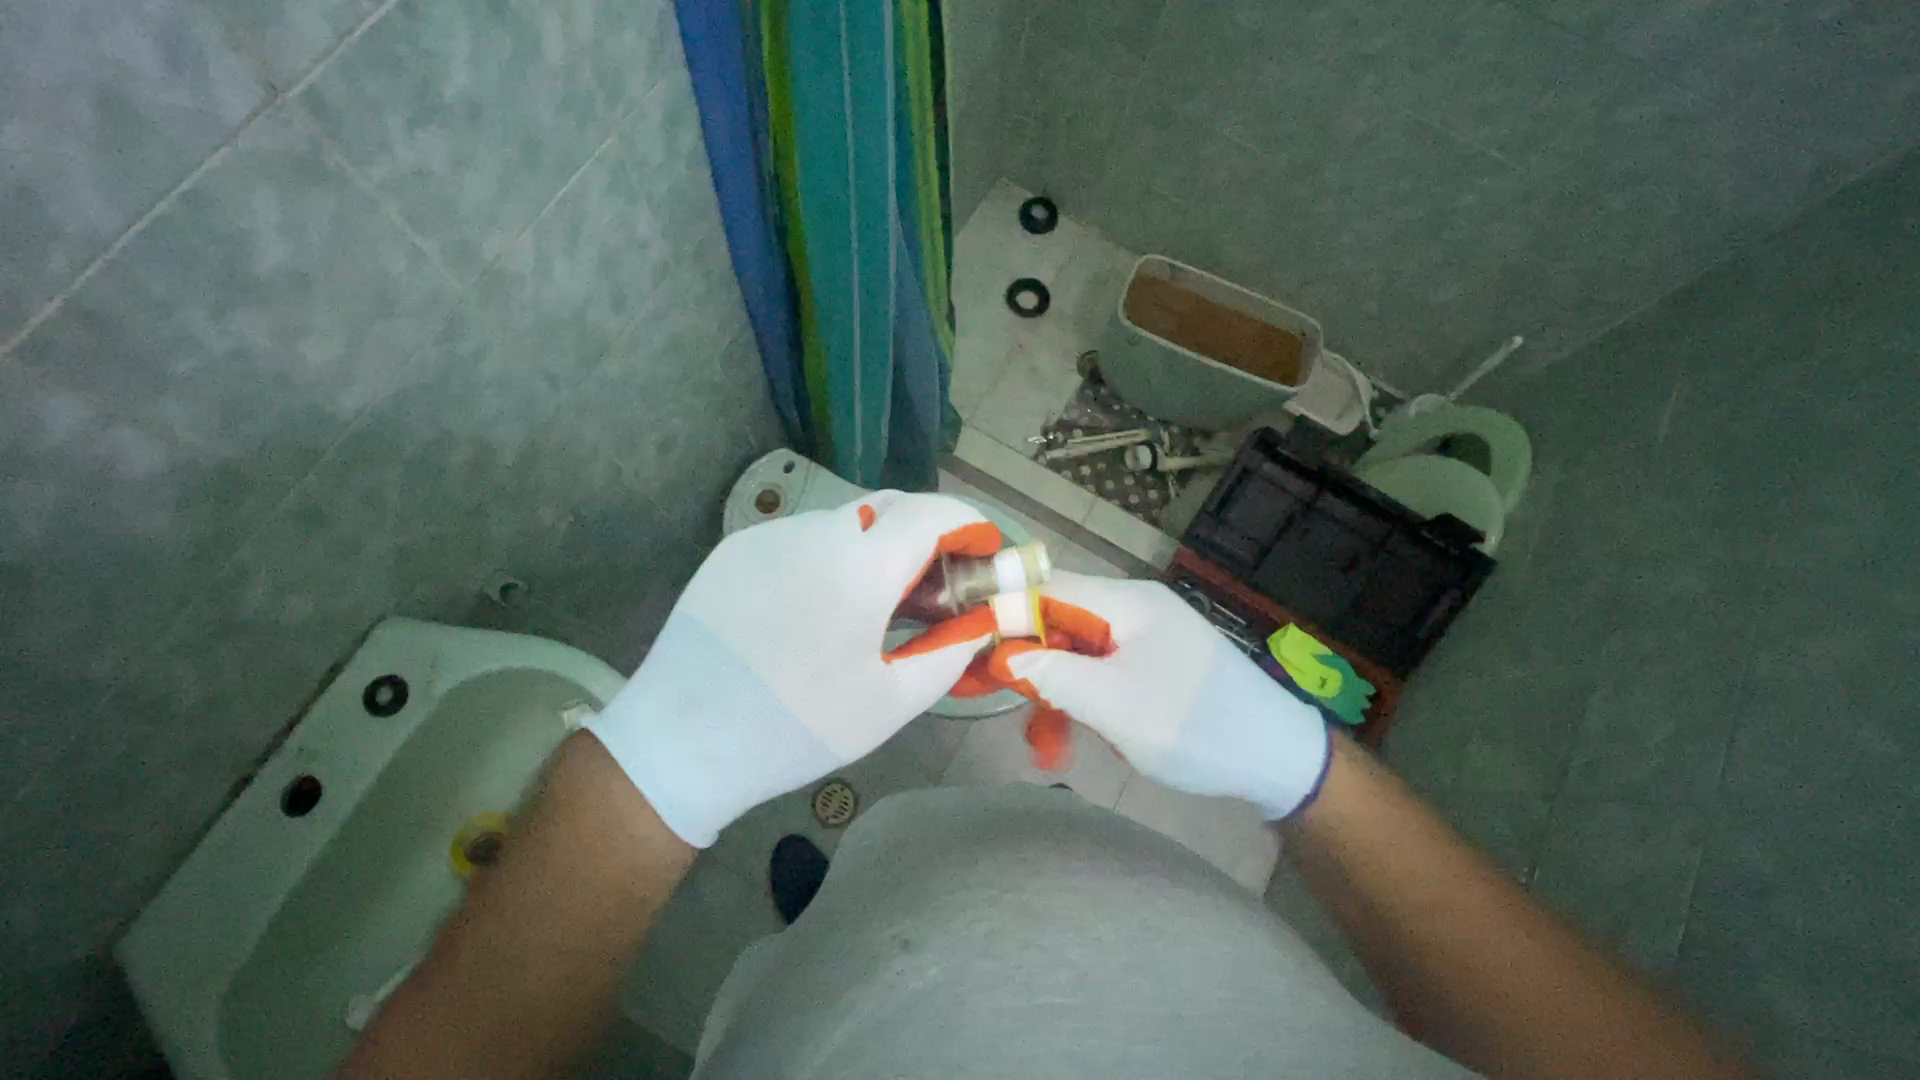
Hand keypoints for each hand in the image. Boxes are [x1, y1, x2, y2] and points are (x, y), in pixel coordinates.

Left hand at [587, 493, 1001, 845]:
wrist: (679, 742)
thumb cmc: (796, 729)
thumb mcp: (888, 703)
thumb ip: (949, 653)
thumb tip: (982, 622)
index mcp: (858, 566)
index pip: (932, 513)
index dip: (969, 525)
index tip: (986, 551)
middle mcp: (812, 532)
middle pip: (889, 507)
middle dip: (926, 533)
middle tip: (938, 585)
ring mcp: (766, 537)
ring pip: (843, 522)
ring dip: (877, 546)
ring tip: (878, 603)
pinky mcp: (733, 551)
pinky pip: (800, 538)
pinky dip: (831, 556)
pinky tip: (821, 607)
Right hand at [986, 572, 1330, 819]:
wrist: (1278, 760)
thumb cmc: (1195, 728)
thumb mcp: (1116, 707)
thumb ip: (1053, 675)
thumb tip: (1004, 654)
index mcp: (1127, 603)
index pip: (1046, 588)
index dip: (1003, 615)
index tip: (968, 651)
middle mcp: (1134, 608)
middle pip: (1058, 620)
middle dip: (1028, 664)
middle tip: (1003, 705)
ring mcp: (1146, 636)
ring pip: (1076, 652)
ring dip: (1055, 693)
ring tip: (1048, 745)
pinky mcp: (1154, 664)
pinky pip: (1101, 672)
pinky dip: (1082, 702)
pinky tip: (1076, 739)